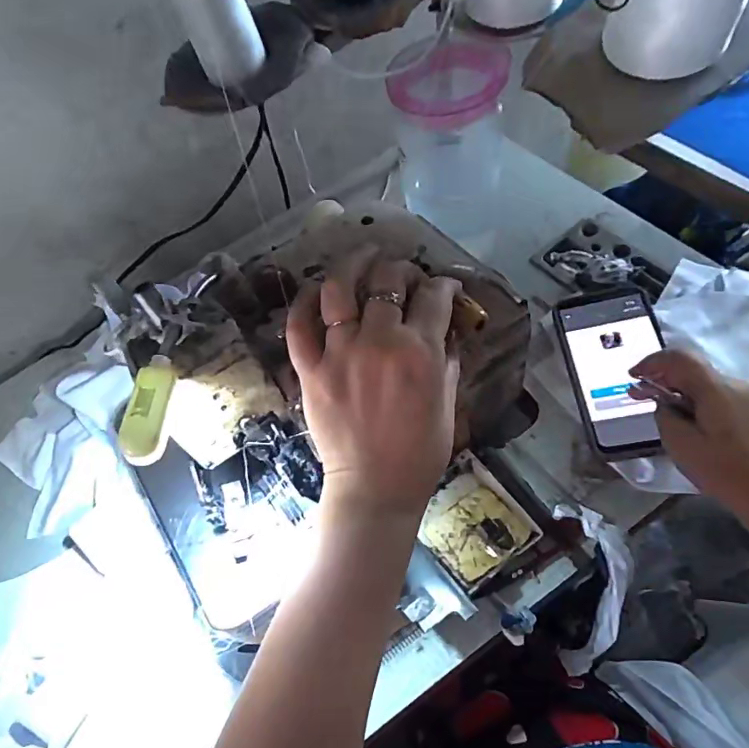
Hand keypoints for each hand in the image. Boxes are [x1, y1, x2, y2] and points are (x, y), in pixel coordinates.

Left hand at [286, 247, 460, 519]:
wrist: (374, 487)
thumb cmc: (420, 453)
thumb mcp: (449, 404)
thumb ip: (447, 361)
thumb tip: (446, 331)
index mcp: (421, 352)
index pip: (433, 296)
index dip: (442, 285)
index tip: (442, 288)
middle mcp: (379, 342)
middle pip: (387, 281)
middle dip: (400, 270)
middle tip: (402, 276)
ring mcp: (339, 353)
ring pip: (339, 289)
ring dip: (352, 265)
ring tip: (360, 260)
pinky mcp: (310, 370)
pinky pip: (299, 325)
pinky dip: (305, 303)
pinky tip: (316, 293)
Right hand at [627, 348, 748, 529]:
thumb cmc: (727, 472)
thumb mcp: (682, 447)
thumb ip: (665, 417)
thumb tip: (665, 404)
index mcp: (716, 390)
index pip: (679, 358)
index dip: (652, 362)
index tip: (634, 376)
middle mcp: (740, 386)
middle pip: (697, 374)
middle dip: (668, 382)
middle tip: (645, 399)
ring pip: (715, 390)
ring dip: (690, 398)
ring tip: (678, 423)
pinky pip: (732, 402)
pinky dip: (711, 408)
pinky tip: (708, 434)